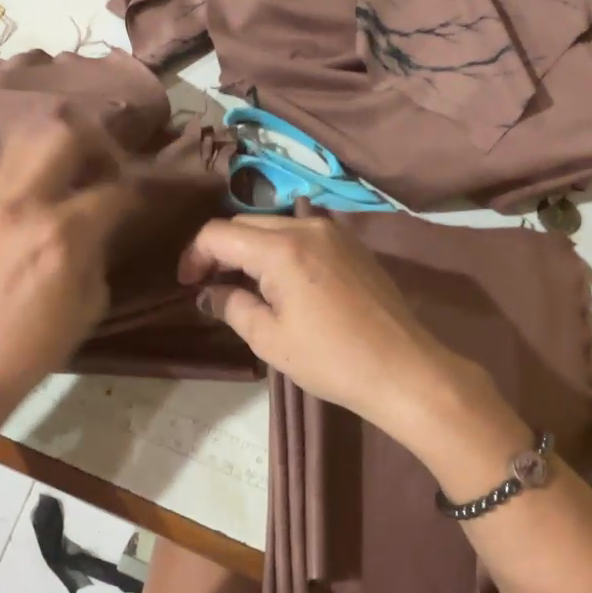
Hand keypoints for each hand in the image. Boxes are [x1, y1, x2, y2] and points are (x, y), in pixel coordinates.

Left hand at [0, 122, 138, 422]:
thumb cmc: (35, 346)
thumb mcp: (90, 301)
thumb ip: (99, 249)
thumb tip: (103, 221)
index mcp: (62, 234)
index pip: (113, 188)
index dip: (136, 189)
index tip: (142, 196)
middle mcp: (22, 204)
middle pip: (65, 131)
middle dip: (97, 140)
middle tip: (107, 166)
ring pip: (27, 136)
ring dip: (59, 144)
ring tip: (73, 170)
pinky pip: (5, 167)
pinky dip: (31, 168)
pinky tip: (40, 196)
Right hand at [178, 215, 498, 438]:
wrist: (404, 369)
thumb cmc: (332, 359)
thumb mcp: (270, 339)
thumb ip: (232, 306)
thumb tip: (209, 293)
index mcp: (281, 248)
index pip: (218, 233)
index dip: (194, 255)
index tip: (187, 285)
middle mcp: (307, 226)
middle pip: (245, 223)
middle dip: (220, 250)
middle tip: (209, 286)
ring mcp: (335, 233)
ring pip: (274, 226)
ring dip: (250, 249)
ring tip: (242, 286)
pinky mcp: (352, 246)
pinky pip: (302, 235)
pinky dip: (279, 250)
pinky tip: (279, 283)